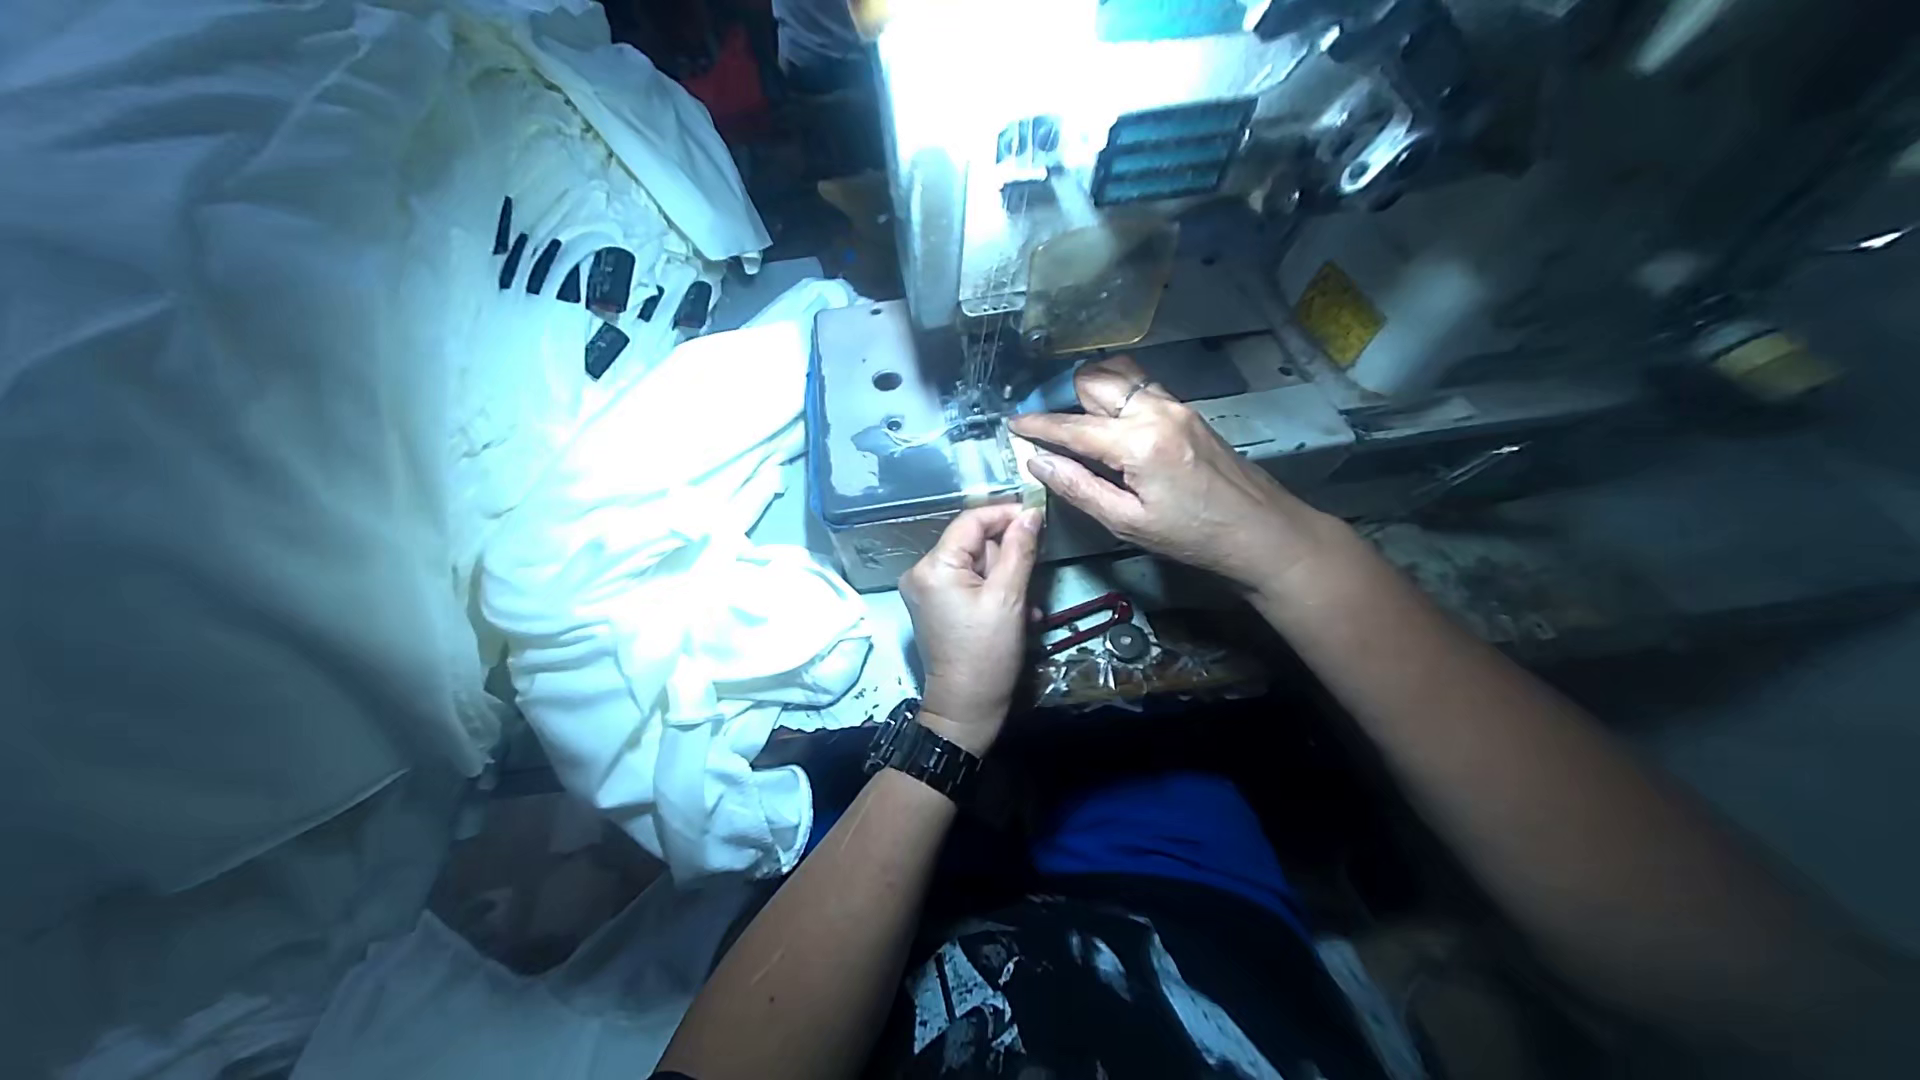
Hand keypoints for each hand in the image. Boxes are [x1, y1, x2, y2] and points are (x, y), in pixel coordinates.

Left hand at [897, 504, 1042, 755]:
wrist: (966, 707)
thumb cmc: (988, 653)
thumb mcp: (1009, 597)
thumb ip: (1019, 549)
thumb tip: (1031, 511)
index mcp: (934, 566)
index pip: (971, 520)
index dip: (1006, 515)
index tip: (1038, 517)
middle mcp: (922, 571)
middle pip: (973, 542)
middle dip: (1007, 558)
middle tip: (1032, 581)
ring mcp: (925, 589)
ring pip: (975, 564)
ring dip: (1006, 579)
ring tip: (1025, 608)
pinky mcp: (934, 605)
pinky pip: (968, 583)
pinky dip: (993, 592)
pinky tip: (1014, 614)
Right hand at [1009, 356, 1344, 593]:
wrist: (1262, 531)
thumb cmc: (1192, 537)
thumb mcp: (1127, 524)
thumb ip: (1079, 488)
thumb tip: (1037, 461)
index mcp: (1138, 442)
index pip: (1072, 426)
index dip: (1037, 425)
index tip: (1012, 424)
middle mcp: (1156, 410)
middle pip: (1095, 379)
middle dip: (1065, 397)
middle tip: (1050, 427)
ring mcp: (1176, 405)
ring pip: (1120, 375)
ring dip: (1093, 390)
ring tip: (1078, 420)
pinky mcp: (1188, 410)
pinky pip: (1142, 386)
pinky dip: (1118, 394)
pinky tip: (1112, 422)